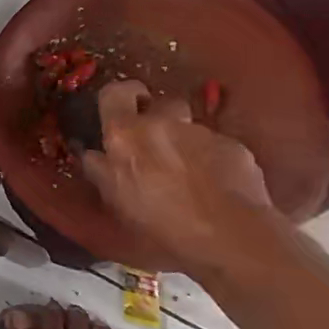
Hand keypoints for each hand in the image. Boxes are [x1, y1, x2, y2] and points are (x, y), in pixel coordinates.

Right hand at [80, 80, 279, 273]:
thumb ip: (98, 167)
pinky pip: (218, 146)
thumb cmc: (158, 218)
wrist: (229, 236)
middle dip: (159, 118)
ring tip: (190, 173)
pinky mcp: (237, 149)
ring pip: (191, 128)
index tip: (125, 104)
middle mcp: (163, 123)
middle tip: (156, 145)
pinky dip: (213, 159)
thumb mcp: (113, 196)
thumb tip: (92, 152)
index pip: (116, 92)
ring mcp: (203, 134)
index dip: (121, 94)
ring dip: (186, 142)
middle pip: (162, 105)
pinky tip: (216, 185)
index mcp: (125, 132)